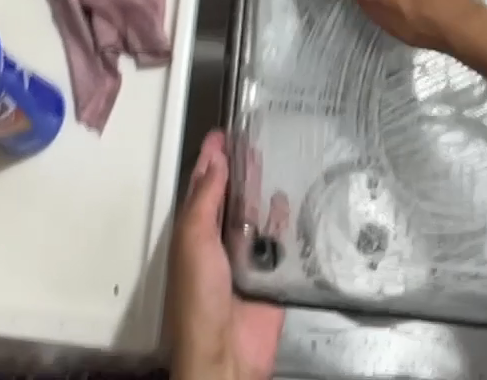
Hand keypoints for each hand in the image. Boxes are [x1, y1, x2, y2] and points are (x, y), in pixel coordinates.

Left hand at [169, 131, 283, 379]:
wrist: (225, 353)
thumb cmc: (198, 298)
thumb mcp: (194, 239)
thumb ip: (205, 200)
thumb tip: (214, 161)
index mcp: (195, 231)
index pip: (204, 185)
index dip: (211, 158)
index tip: (222, 133)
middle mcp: (219, 240)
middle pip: (231, 196)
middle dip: (239, 169)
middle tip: (253, 139)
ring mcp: (245, 257)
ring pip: (256, 214)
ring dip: (263, 190)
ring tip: (276, 158)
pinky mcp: (271, 274)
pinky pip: (280, 242)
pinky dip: (285, 221)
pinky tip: (292, 199)